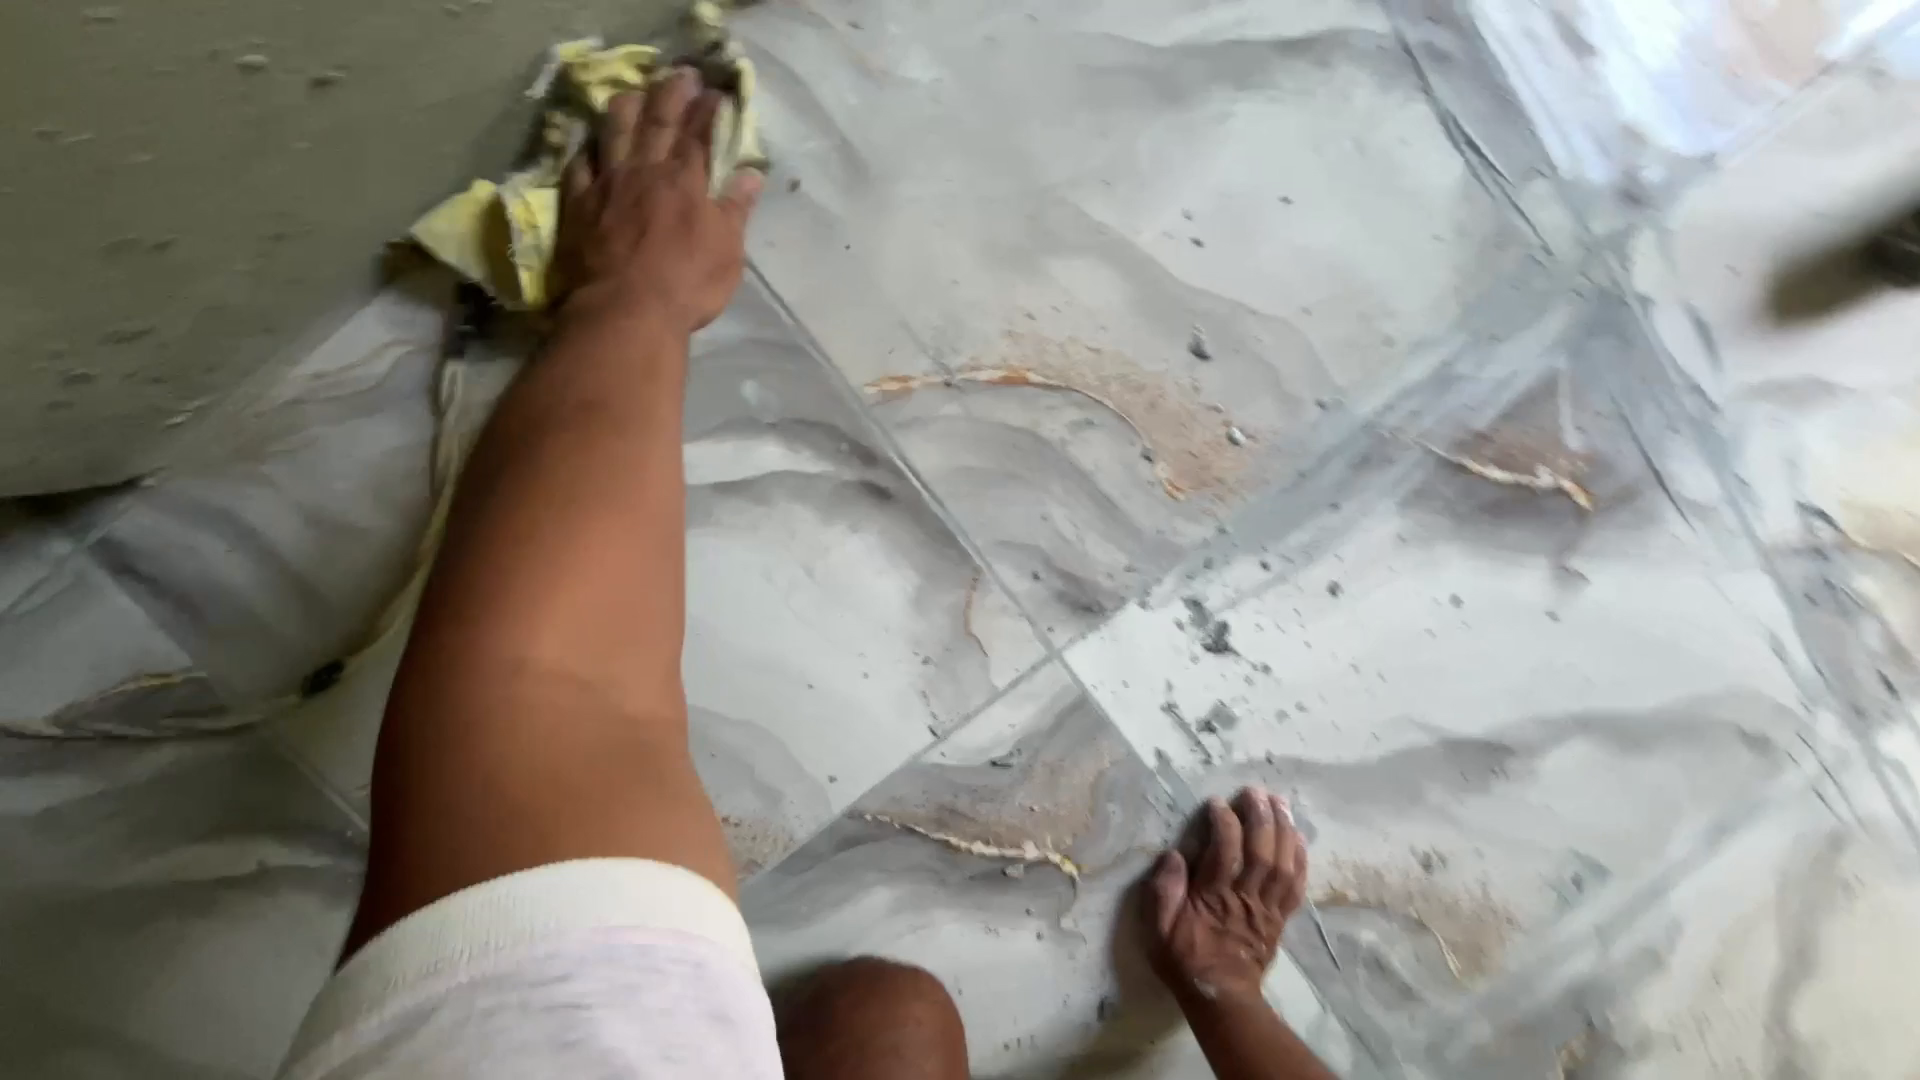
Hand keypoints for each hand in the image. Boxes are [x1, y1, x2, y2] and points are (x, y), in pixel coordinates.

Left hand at [551, 67, 764, 335]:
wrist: (627, 310)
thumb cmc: (688, 285)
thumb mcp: (728, 253)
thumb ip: (736, 211)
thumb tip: (751, 175)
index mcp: (687, 183)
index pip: (701, 136)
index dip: (709, 111)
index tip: (718, 93)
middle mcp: (646, 171)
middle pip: (658, 121)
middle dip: (673, 94)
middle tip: (682, 74)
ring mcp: (608, 183)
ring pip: (615, 131)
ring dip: (626, 107)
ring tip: (633, 92)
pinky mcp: (579, 203)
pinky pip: (580, 165)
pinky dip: (586, 149)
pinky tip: (588, 142)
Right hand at [1146, 787, 1307, 1005]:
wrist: (1221, 998)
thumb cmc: (1184, 958)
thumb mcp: (1158, 928)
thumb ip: (1163, 891)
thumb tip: (1173, 855)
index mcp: (1214, 898)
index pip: (1224, 852)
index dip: (1224, 823)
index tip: (1217, 802)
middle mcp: (1245, 899)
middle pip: (1260, 852)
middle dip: (1260, 818)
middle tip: (1255, 791)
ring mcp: (1267, 909)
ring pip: (1282, 865)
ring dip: (1283, 830)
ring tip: (1279, 803)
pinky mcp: (1280, 918)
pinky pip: (1296, 887)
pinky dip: (1300, 861)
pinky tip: (1298, 838)